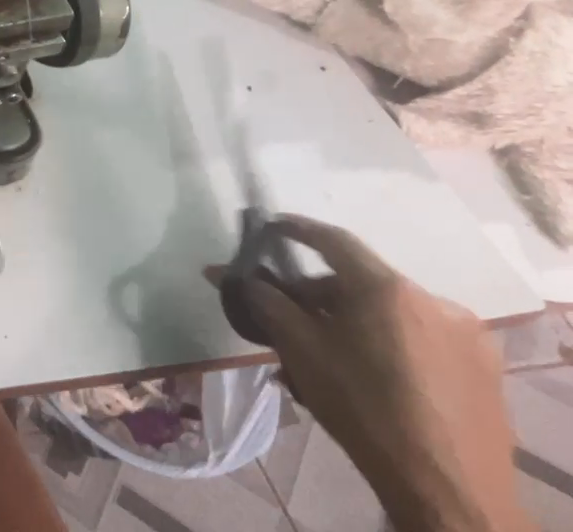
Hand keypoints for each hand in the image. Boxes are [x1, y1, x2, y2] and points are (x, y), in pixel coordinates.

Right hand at [233, 215, 528, 531]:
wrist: (445, 483)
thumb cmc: (360, 403)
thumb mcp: (299, 347)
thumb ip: (263, 301)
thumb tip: (227, 272)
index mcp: (387, 289)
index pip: (335, 241)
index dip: (298, 229)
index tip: (270, 226)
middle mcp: (433, 302)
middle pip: (362, 282)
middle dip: (319, 294)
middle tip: (288, 316)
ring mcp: (466, 336)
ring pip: (391, 312)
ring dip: (353, 320)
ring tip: (325, 352)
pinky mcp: (483, 368)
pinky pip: (420, 338)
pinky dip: (386, 341)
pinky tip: (368, 373)